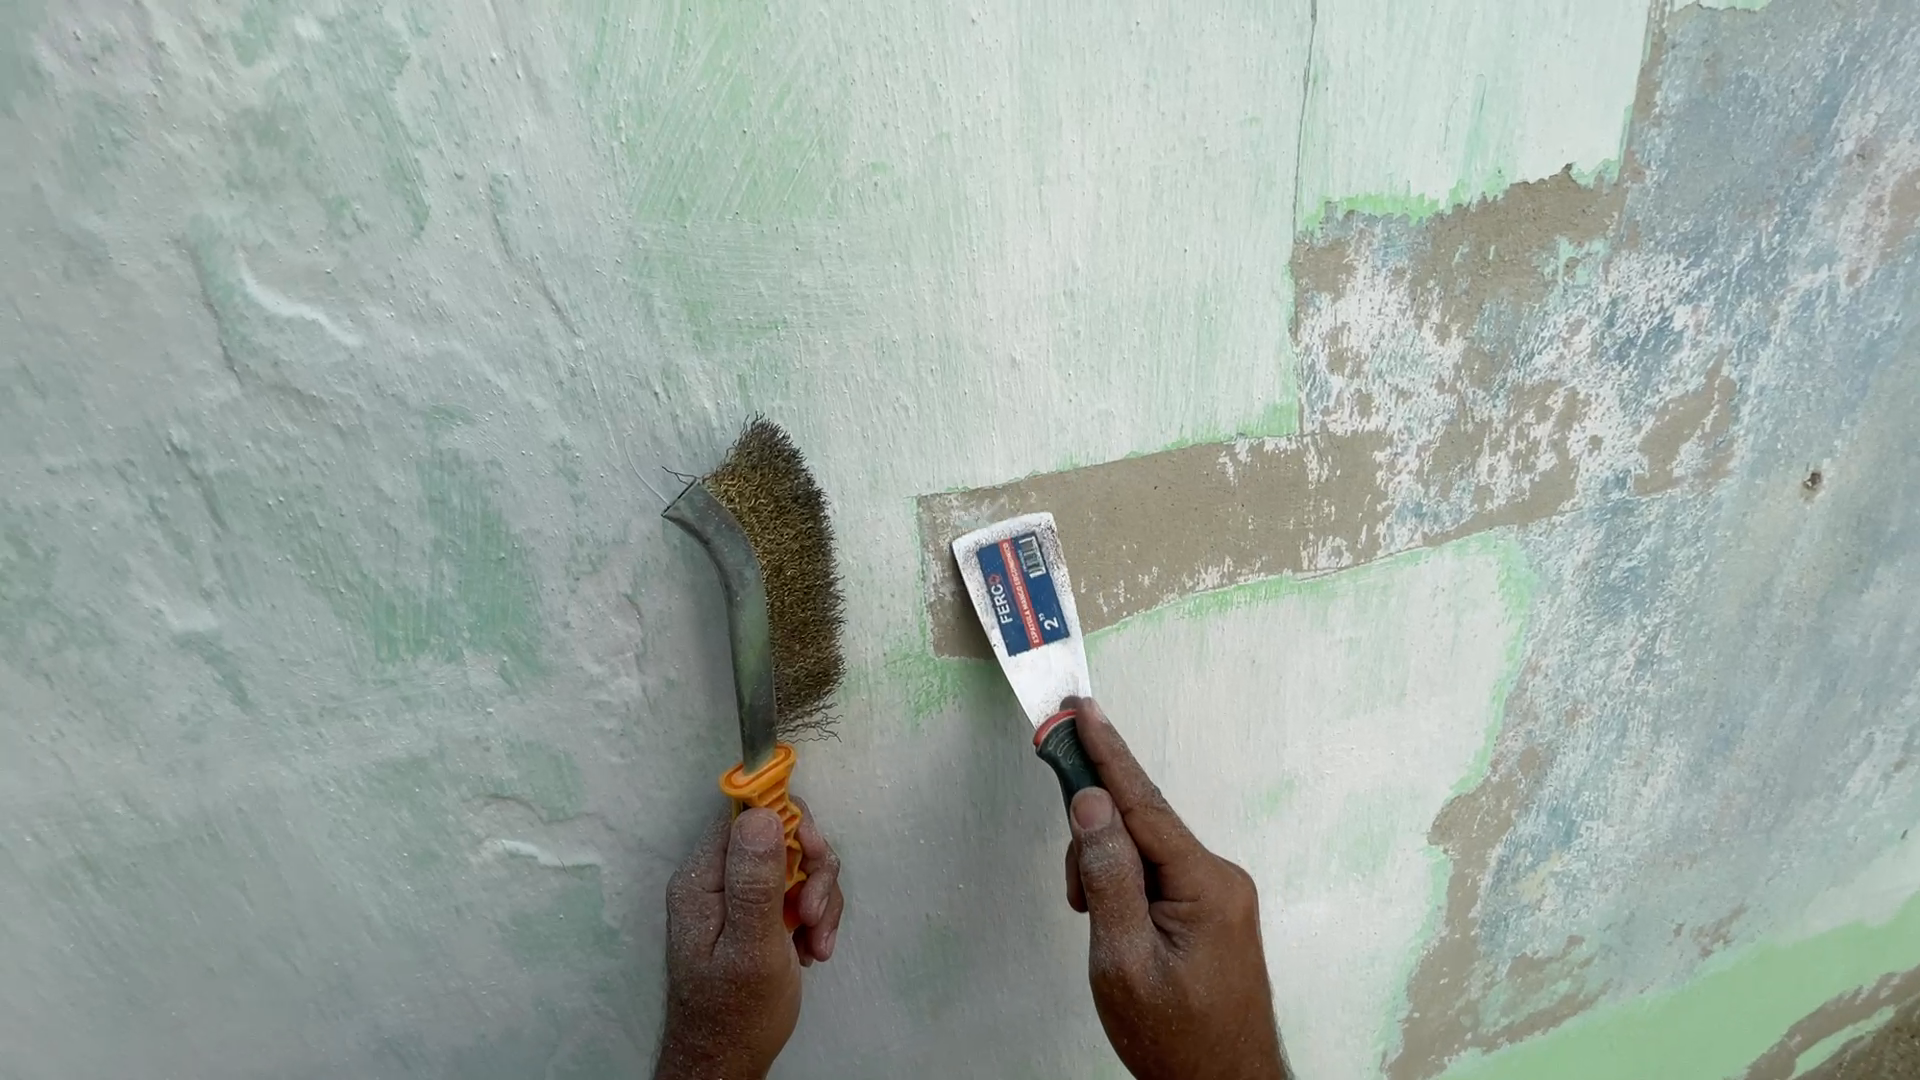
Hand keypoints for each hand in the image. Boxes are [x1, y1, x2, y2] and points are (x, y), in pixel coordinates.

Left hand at [654, 802, 844, 1079]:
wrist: (729, 1064)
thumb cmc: (736, 1012)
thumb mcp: (751, 946)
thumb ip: (756, 880)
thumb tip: (762, 813)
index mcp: (704, 878)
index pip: (746, 813)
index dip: (786, 820)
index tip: (812, 849)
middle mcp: (719, 877)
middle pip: (780, 833)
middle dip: (811, 867)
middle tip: (816, 909)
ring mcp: (741, 894)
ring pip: (798, 861)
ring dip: (820, 897)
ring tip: (817, 940)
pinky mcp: (761, 910)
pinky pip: (801, 887)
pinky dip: (818, 914)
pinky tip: (814, 947)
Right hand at [1062, 697, 1287, 1079]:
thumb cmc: (1172, 1038)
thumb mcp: (1123, 959)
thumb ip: (1106, 874)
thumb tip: (1089, 800)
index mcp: (1204, 882)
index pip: (1142, 801)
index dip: (1105, 752)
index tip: (1081, 708)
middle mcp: (1217, 874)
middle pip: (1138, 825)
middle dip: (1094, 843)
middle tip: (1078, 896)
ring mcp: (1215, 889)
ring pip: (1141, 849)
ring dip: (1105, 871)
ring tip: (1096, 926)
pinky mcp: (1207, 904)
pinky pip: (1152, 870)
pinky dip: (1121, 883)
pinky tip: (1112, 920)